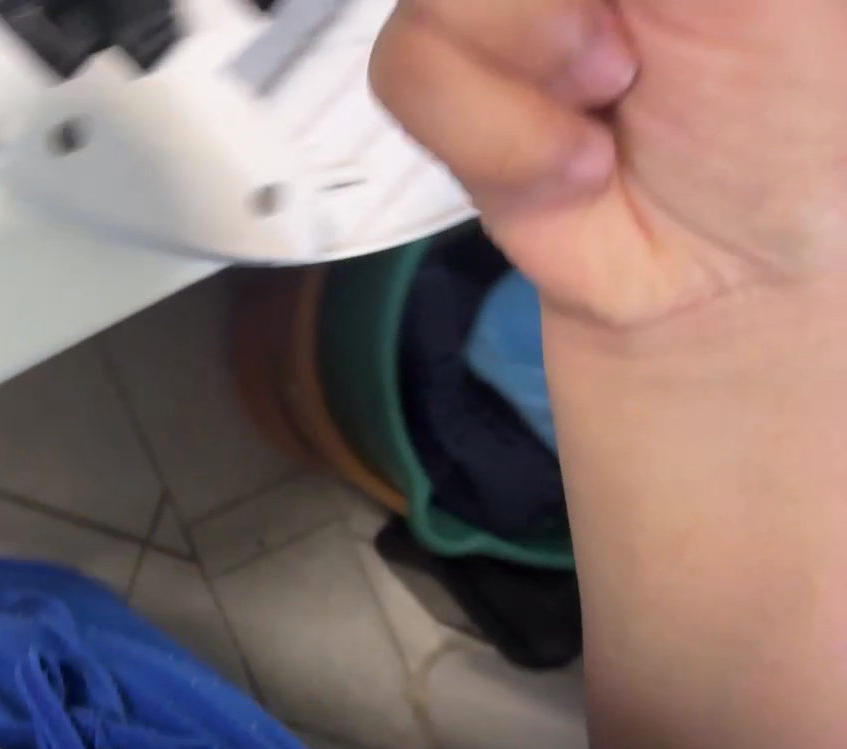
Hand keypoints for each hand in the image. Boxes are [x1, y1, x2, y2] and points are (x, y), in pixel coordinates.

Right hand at [371, 0, 846, 329]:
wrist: (724, 261)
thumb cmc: (805, 107)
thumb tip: (572, 0)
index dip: (530, 1)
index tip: (599, 28)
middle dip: (535, 10)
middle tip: (626, 44)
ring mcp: (509, 7)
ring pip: (428, 3)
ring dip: (517, 66)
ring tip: (600, 102)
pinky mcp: (452, 82)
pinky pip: (404, 71)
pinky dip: (481, 130)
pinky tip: (557, 151)